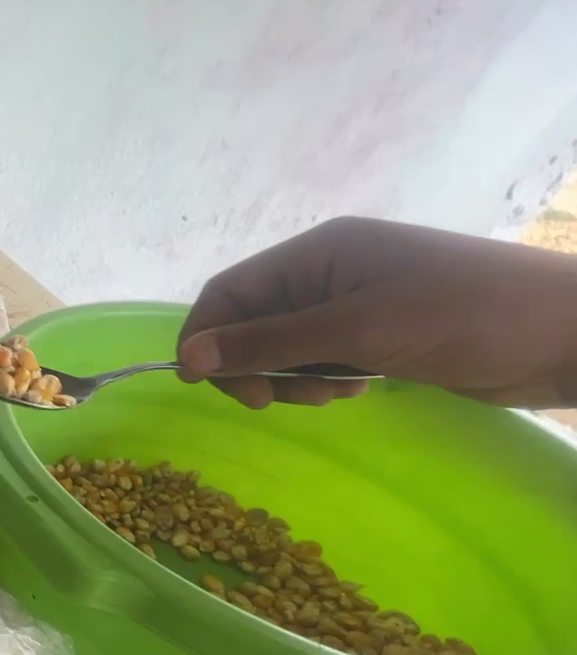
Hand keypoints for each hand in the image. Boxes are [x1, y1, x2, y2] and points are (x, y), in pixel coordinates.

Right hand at [176, 216, 576, 408]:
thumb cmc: (468, 317)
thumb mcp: (356, 329)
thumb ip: (265, 344)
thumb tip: (186, 358)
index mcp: (317, 253)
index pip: (228, 294)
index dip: (206, 337)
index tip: (205, 383)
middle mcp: (325, 273)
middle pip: (249, 323)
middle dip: (253, 365)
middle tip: (273, 401)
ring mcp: (351, 303)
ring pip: (279, 347)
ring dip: (289, 378)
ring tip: (334, 393)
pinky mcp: (374, 332)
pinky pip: (314, 357)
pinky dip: (319, 379)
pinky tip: (356, 388)